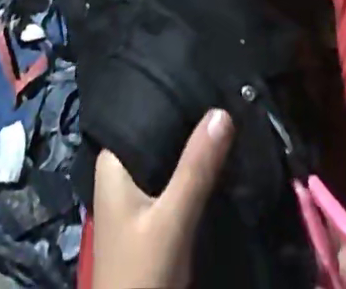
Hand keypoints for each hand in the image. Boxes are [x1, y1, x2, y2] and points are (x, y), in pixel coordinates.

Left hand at [92, 109, 234, 287]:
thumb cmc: (141, 274)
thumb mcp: (171, 220)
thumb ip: (195, 168)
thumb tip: (222, 110)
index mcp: (113, 161)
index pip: (146, 111)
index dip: (177, 96)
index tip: (211, 77)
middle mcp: (121, 169)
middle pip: (161, 133)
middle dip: (192, 120)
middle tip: (230, 94)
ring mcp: (136, 192)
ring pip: (171, 155)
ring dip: (196, 146)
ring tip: (232, 114)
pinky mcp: (152, 212)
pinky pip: (176, 176)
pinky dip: (196, 168)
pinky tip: (222, 154)